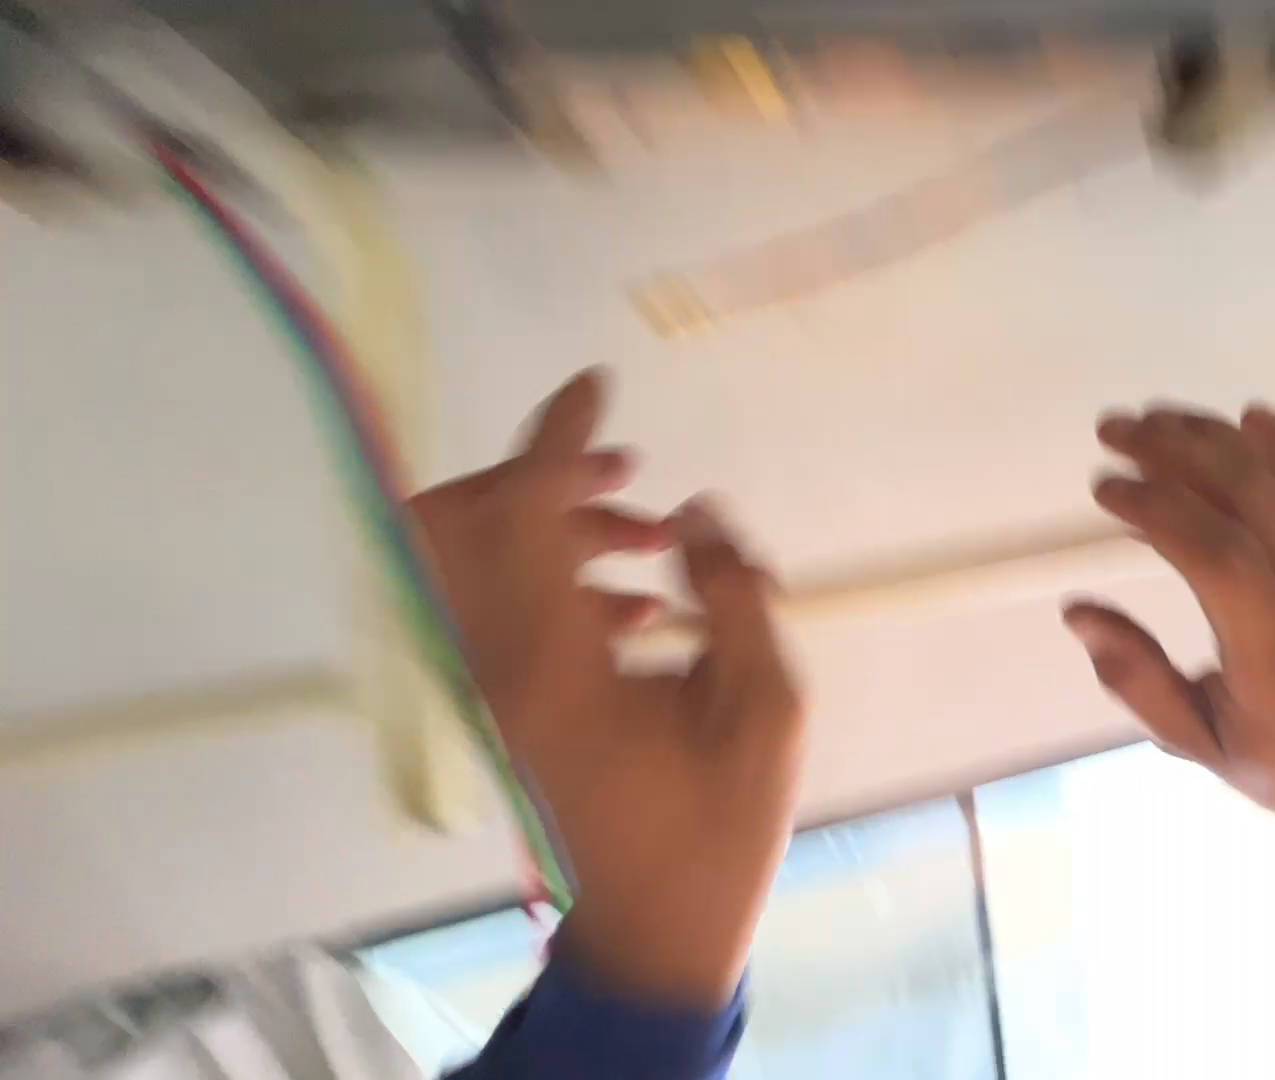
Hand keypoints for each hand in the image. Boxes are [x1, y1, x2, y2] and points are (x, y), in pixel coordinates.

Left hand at [409, 369, 803, 1008]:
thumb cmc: (723, 821)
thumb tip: (696, 513)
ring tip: (659, 544)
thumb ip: (735, 593)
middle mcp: (499, 671)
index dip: (557, 438)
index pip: (522, 515)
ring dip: (559, 527)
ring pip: (476, 562)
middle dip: (539, 478)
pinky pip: (504, 606)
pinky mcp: (509, 704)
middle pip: (455, 526)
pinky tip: (648, 606)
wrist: (660, 921)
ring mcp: (494, 690)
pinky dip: (564, 577)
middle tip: (630, 480)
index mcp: (557, 669)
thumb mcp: (767, 702)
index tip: (597, 386)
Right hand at [1062, 405, 1274, 844]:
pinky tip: (1254, 419)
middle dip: (1178, 450)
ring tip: (1161, 419)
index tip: (1106, 487)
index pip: (1220, 556)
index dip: (1159, 506)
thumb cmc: (1274, 765)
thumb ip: (1136, 679)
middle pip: (1254, 497)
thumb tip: (1078, 612)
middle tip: (1118, 432)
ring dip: (1221, 436)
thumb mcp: (1191, 743)